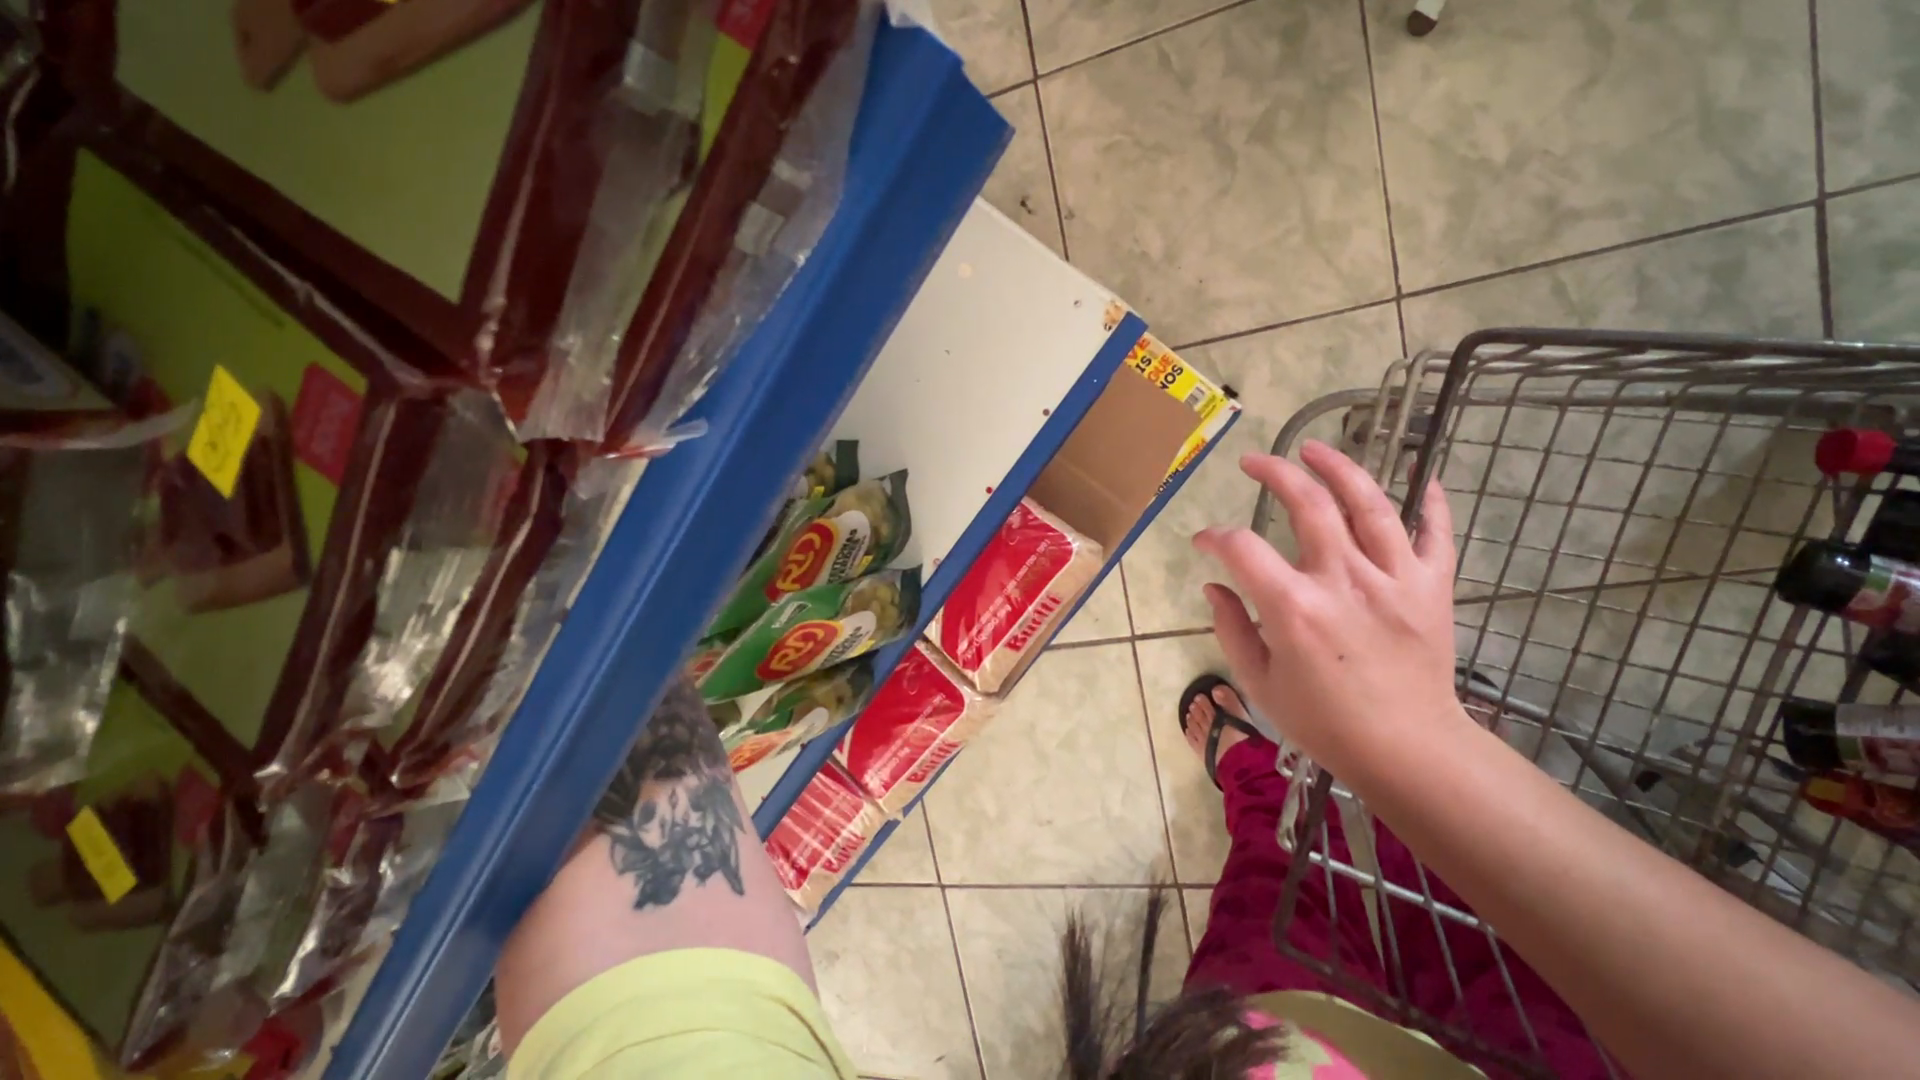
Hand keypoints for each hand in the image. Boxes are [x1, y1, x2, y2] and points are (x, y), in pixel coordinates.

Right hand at [1192, 441, 1471, 776]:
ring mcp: (1394, 580)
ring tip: (1315, 449)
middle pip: (1308, 504)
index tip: (1205, 542)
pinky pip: (1436, 533)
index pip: (1242, 548)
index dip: (1214, 537)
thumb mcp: (1260, 683)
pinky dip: (1430, 502)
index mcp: (1293, 608)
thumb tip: (1214, 587)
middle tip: (1256, 461)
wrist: (1407, 749)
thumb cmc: (1324, 723)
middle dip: (1275, 472)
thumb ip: (1231, 628)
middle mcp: (1343, 581)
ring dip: (1339, 467)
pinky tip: (1419, 477)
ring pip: (1370, 503)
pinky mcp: (1433, 588)